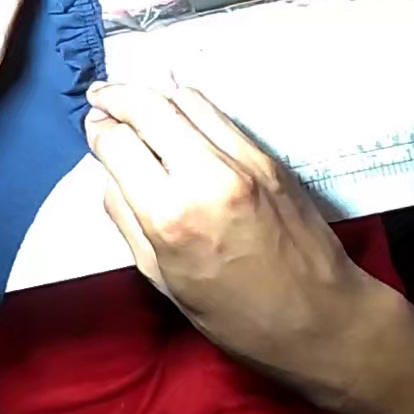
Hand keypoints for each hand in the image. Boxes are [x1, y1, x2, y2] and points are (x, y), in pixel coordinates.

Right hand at [83, 83, 410, 410]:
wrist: (320, 317)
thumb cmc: (235, 315)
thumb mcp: (161, 278)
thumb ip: (126, 217)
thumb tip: (111, 170)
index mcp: (170, 216)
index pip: (119, 144)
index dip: (98, 130)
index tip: (93, 128)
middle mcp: (206, 176)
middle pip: (149, 107)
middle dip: (117, 96)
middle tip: (101, 97)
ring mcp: (243, 159)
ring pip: (185, 99)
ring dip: (153, 96)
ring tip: (137, 105)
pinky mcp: (268, 155)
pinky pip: (218, 114)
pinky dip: (189, 107)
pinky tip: (178, 118)